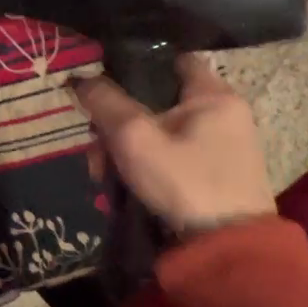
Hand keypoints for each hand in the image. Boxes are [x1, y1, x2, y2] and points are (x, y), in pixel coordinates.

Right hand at [73, 54, 277, 235]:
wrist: (227, 248)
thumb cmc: (184, 180)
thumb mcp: (134, 136)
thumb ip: (104, 100)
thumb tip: (80, 78)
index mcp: (214, 96)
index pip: (172, 58)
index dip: (134, 61)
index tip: (100, 74)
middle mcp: (223, 113)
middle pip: (154, 97)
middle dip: (116, 116)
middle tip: (95, 137)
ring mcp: (220, 143)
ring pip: (155, 125)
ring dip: (122, 142)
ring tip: (102, 167)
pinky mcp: (212, 168)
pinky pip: (166, 148)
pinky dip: (141, 159)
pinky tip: (119, 177)